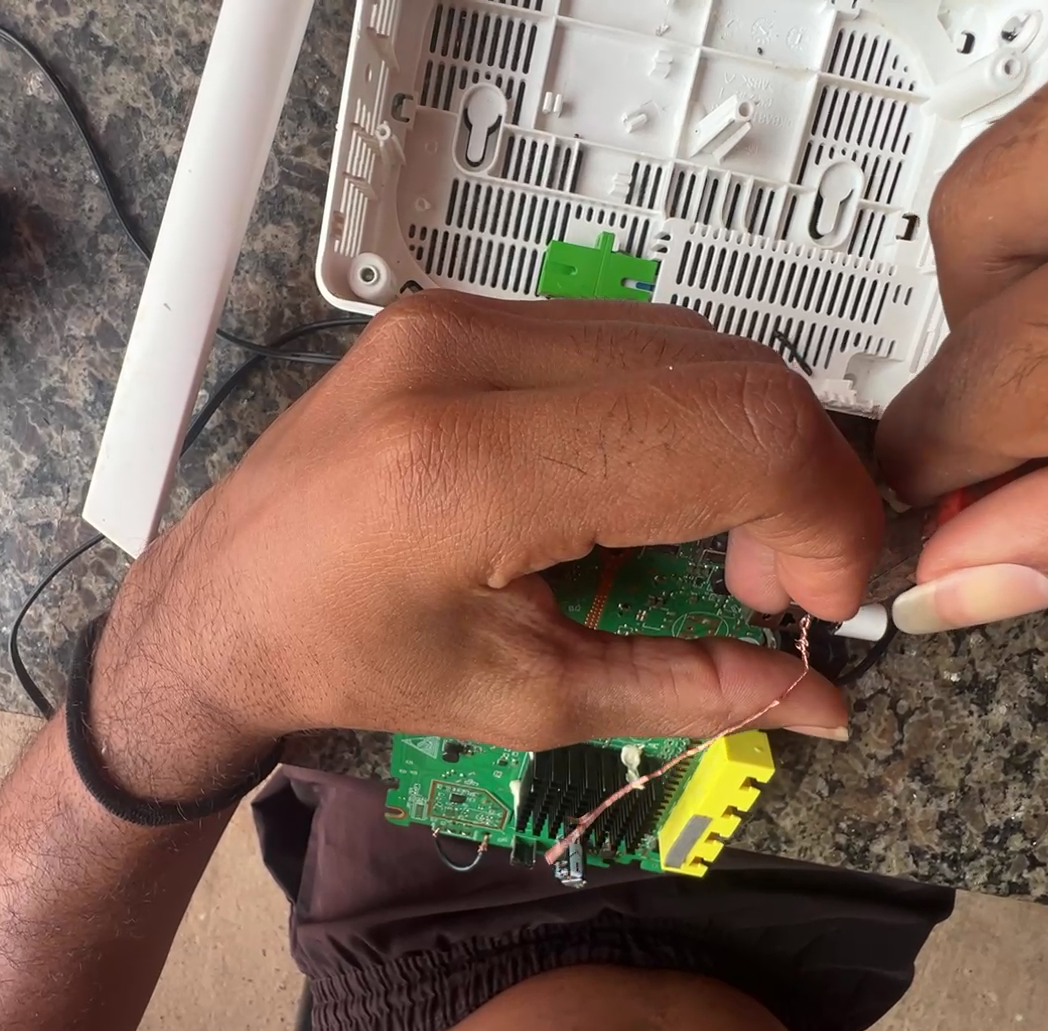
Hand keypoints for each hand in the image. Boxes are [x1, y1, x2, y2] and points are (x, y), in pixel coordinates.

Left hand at [95, 293, 883, 789]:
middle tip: (767, 580)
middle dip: (793, 482)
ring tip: (710, 539)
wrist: (225, 600)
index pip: (729, 432)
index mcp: (470, 467)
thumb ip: (684, 691)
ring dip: (738, 443)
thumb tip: (817, 700)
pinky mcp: (454, 314)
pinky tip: (645, 484)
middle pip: (725, 373)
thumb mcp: (520, 700)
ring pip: (684, 345)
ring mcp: (456, 317)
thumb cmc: (347, 663)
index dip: (821, 514)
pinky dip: (675, 412)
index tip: (822, 598)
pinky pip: (622, 341)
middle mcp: (465, 358)